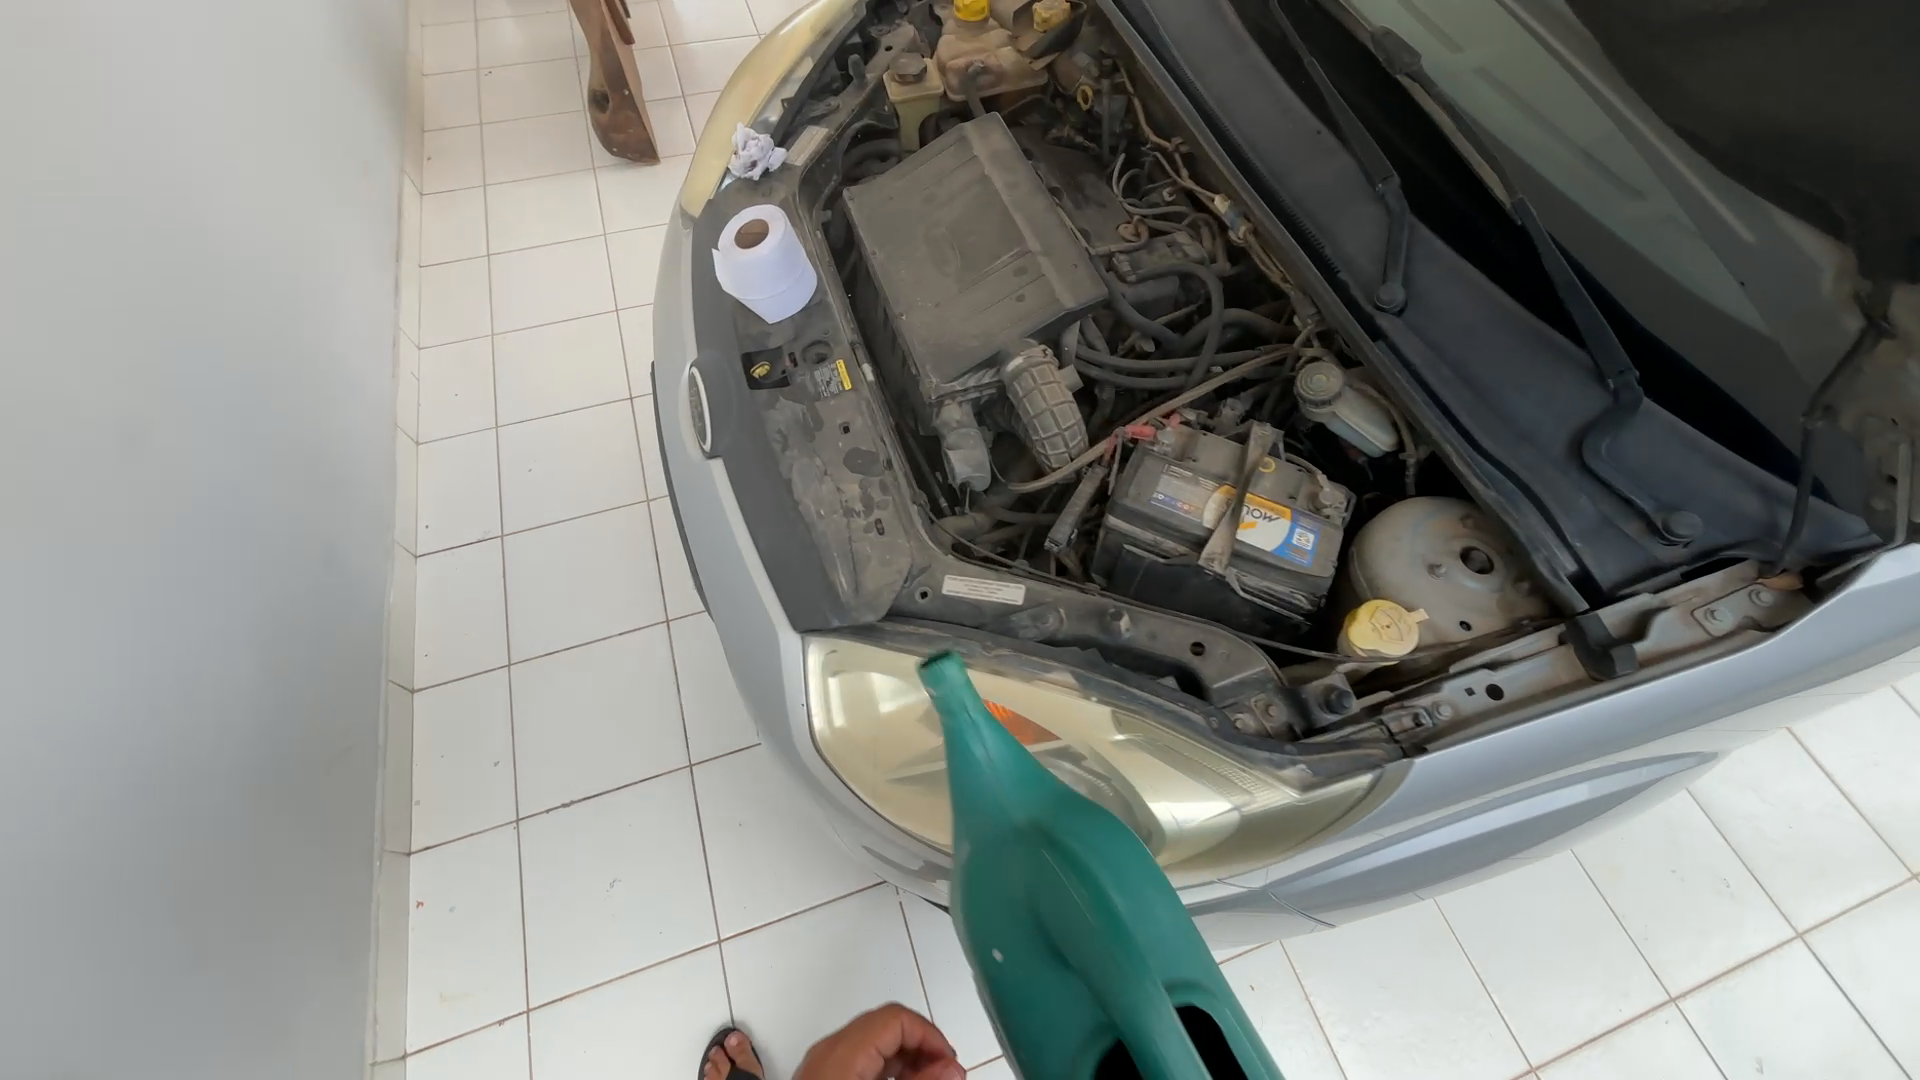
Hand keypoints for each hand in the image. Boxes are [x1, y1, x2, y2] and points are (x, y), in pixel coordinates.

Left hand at [793, 1004, 965, 1079]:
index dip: (929, 1035)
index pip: (896, 1018)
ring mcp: (821, 1065)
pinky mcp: (820, 1079)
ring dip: (904, 1059)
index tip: (949, 1063)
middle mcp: (828, 1051)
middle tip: (944, 1073)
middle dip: (920, 1046)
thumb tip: (950, 1068)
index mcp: (842, 1053)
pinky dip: (885, 1069)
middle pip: (884, 1026)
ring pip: (873, 1043)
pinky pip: (860, 1059)